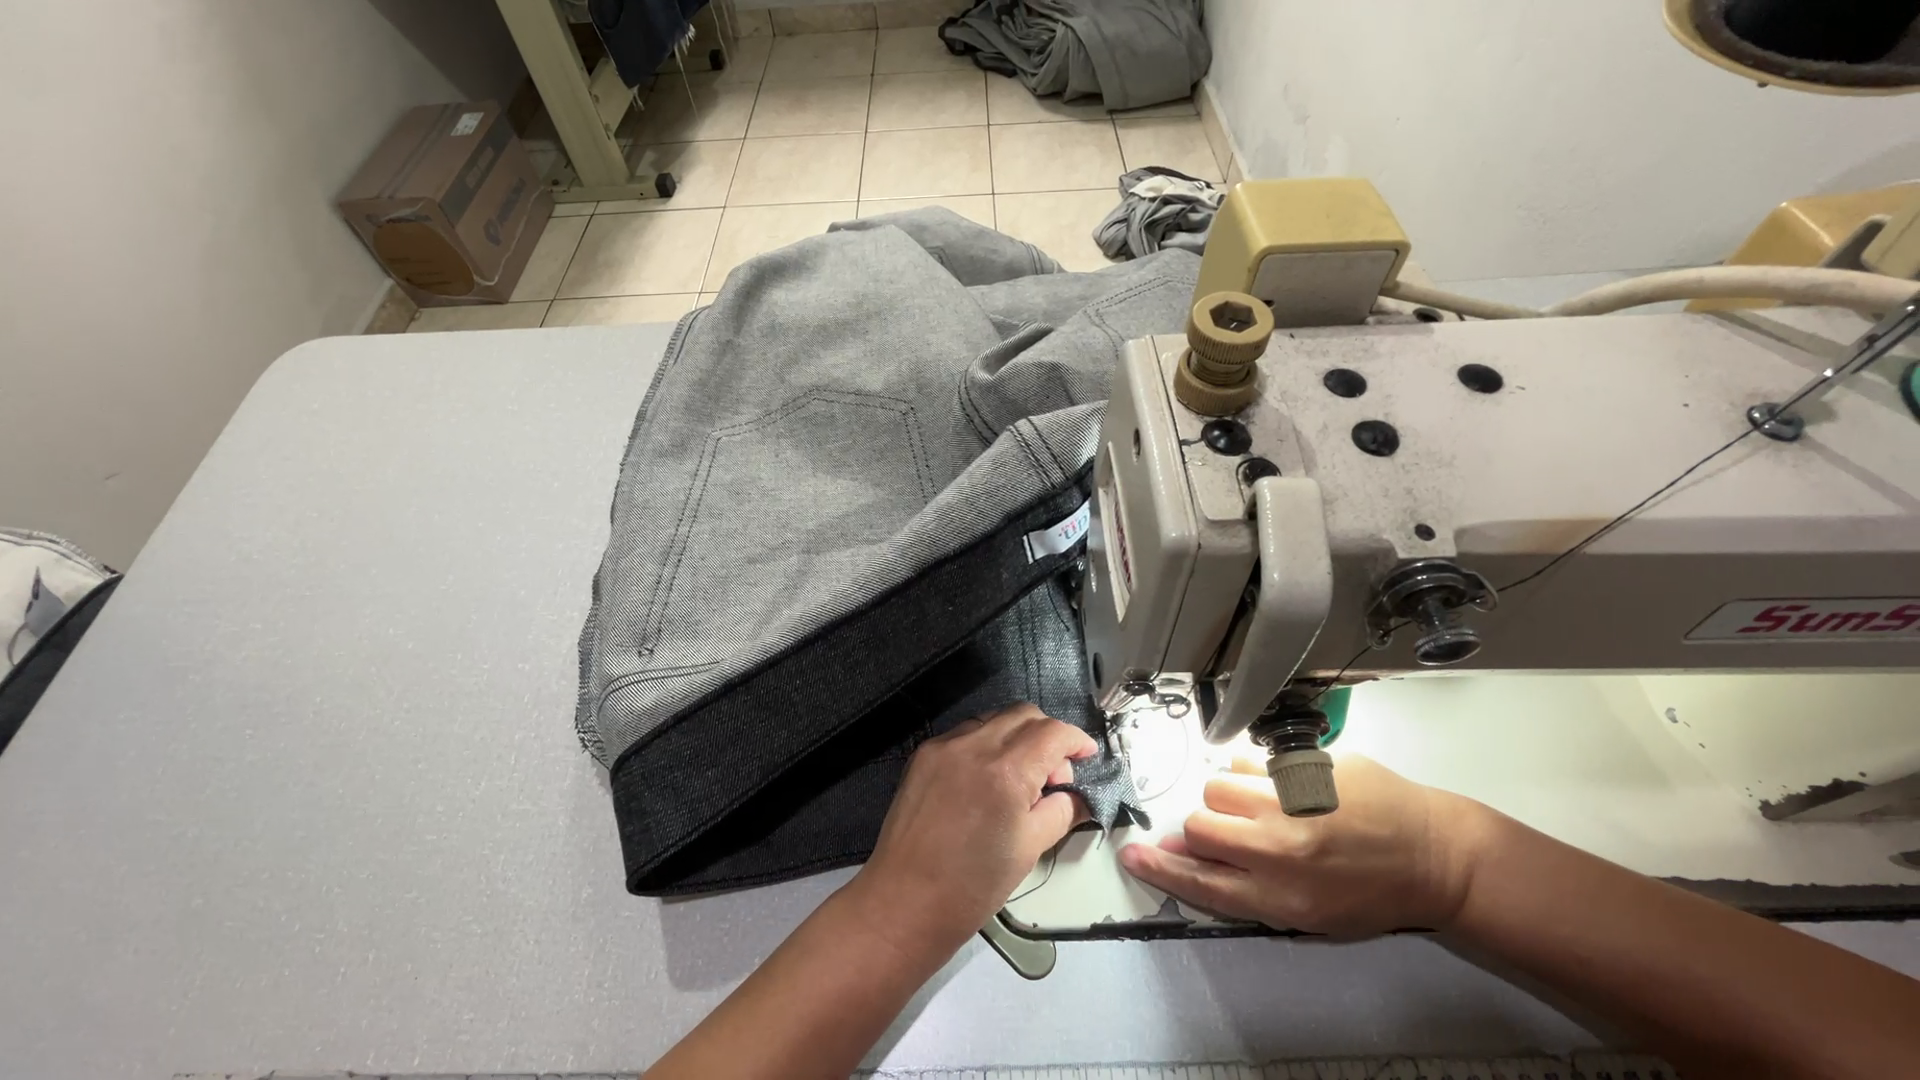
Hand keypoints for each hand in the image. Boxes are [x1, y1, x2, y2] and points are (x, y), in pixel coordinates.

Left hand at [844, 704, 1094, 960]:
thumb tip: (1075, 793)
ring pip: (994, 719)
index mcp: (1006, 771)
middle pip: (1024, 715)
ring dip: (1017, 737)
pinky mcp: (923, 756)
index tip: (1086, 756)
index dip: (1076, 741)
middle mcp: (973, 747)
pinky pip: (966, 733)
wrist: (905, 901)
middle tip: (1054, 775)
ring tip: (1021, 779)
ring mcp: (944, 747)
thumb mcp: (1031, 848)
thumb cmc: (972, 885)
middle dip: (1048, 735)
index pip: (1053, 733)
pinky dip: (987, 744)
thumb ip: (1061, 809)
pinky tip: (989, 779)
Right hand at [1119, 754, 1489, 937]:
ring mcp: (1295, 802)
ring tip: (1258, 803)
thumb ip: (1249, 886)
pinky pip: (1252, 760)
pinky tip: (1283, 785)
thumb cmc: (1370, 894)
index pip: (1202, 883)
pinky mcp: (1308, 767)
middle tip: (1227, 829)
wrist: (1436, 856)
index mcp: (1282, 897)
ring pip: (1219, 784)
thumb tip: (1192, 852)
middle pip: (1200, 826)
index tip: (1133, 854)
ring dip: (1228, 795)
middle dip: (1203, 826)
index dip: (1162, 868)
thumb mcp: (1309, 912)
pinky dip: (1254, 772)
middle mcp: (1281, 849)